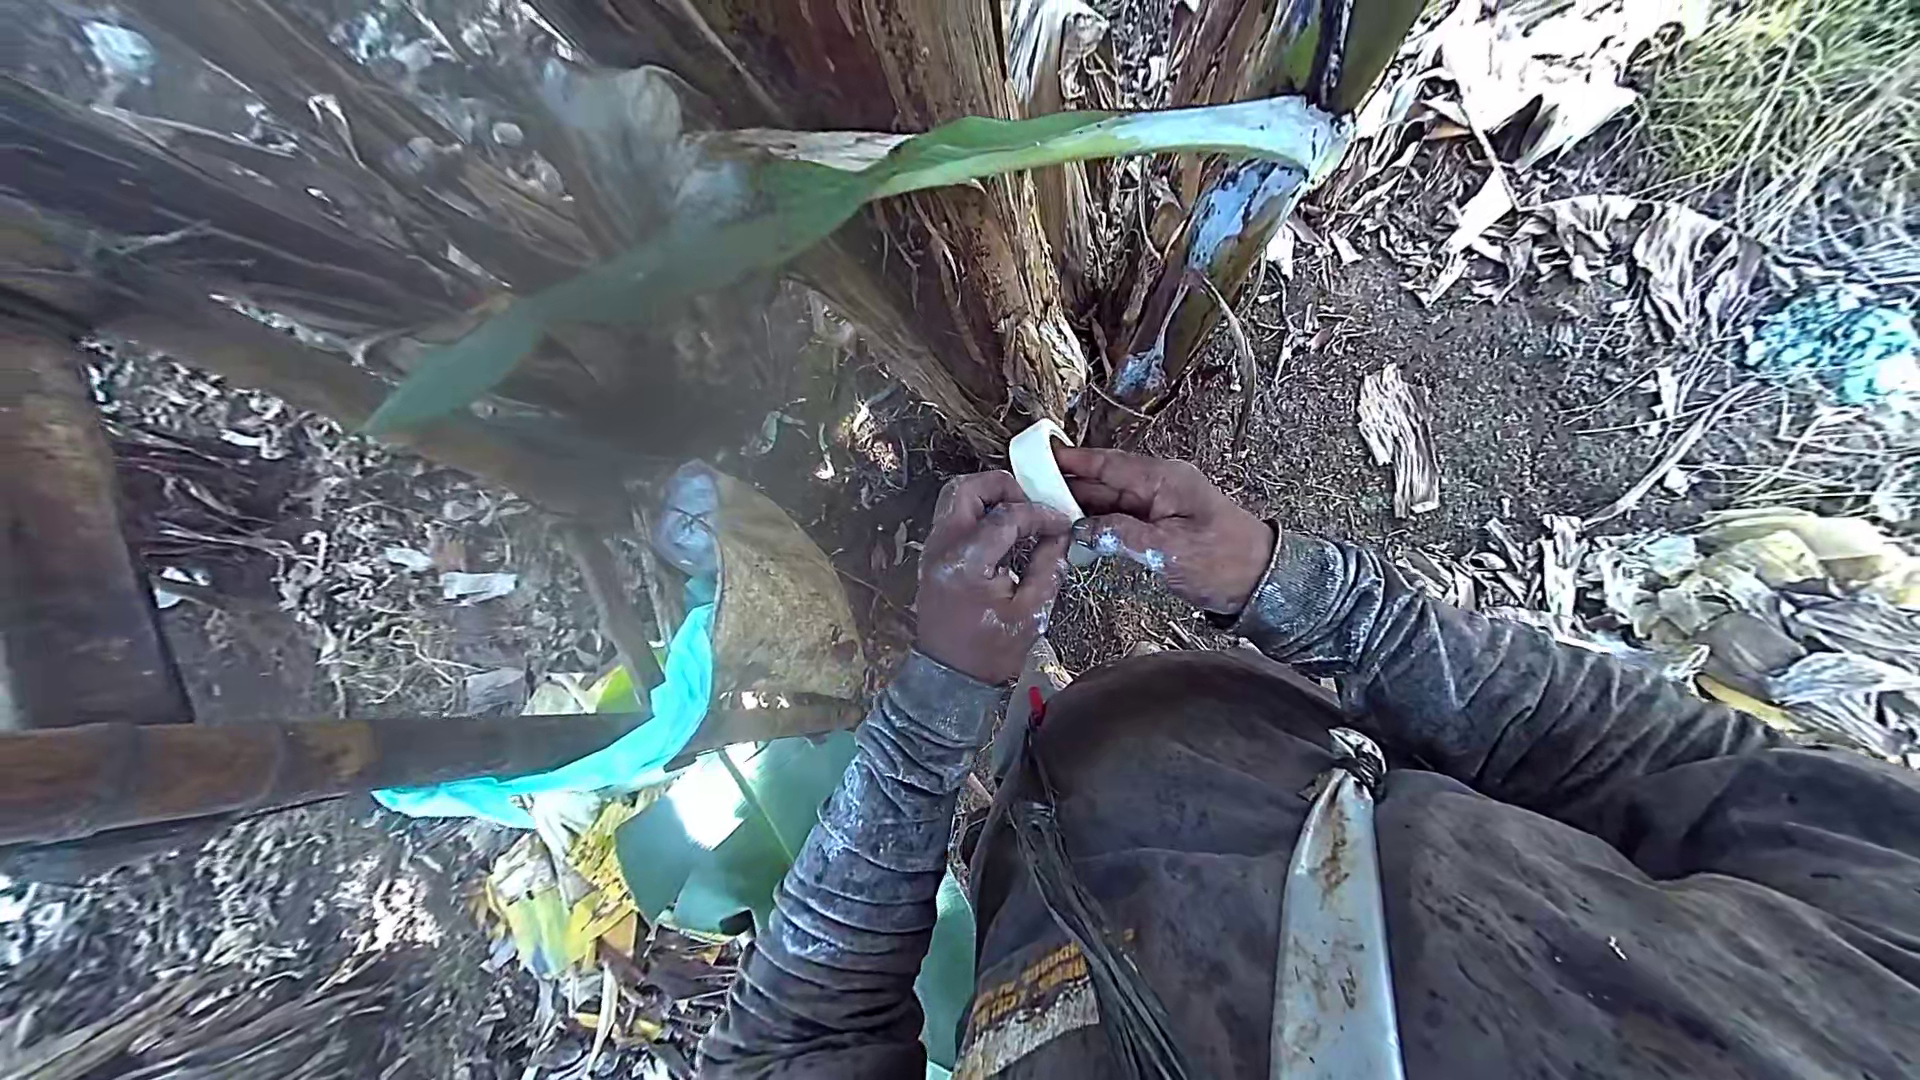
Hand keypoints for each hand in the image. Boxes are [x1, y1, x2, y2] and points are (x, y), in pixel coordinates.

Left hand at [915, 471, 1072, 683]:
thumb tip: (1059, 535)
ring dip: (989, 498)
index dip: (1039, 514)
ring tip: (1020, 517)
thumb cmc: (990, 652)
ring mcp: (932, 550)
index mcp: (966, 563)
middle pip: (967, 488)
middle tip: (1032, 504)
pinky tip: (1004, 533)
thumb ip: (1048, 567)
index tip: (1061, 523)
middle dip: (1004, 487)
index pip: (1006, 516)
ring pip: (955, 498)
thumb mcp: (1031, 613)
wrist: (949, 677)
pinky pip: (953, 518)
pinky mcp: (933, 556)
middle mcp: (942, 548)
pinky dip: (979, 514)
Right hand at [1054, 447, 1273, 614]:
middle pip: (1104, 479)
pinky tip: (1074, 529)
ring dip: (1079, 504)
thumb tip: (1081, 528)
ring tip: (1043, 509)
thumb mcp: (1168, 551)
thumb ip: (1121, 536)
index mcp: (1163, 479)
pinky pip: (1119, 515)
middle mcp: (1158, 484)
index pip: (1108, 464)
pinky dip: (1096, 521)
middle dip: (1068, 483)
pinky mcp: (1158, 522)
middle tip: (1030, 488)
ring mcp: (1158, 503)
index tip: (1040, 455)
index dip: (1072, 460)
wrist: (1262, 582)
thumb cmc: (1224, 562)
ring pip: (1108, 498)